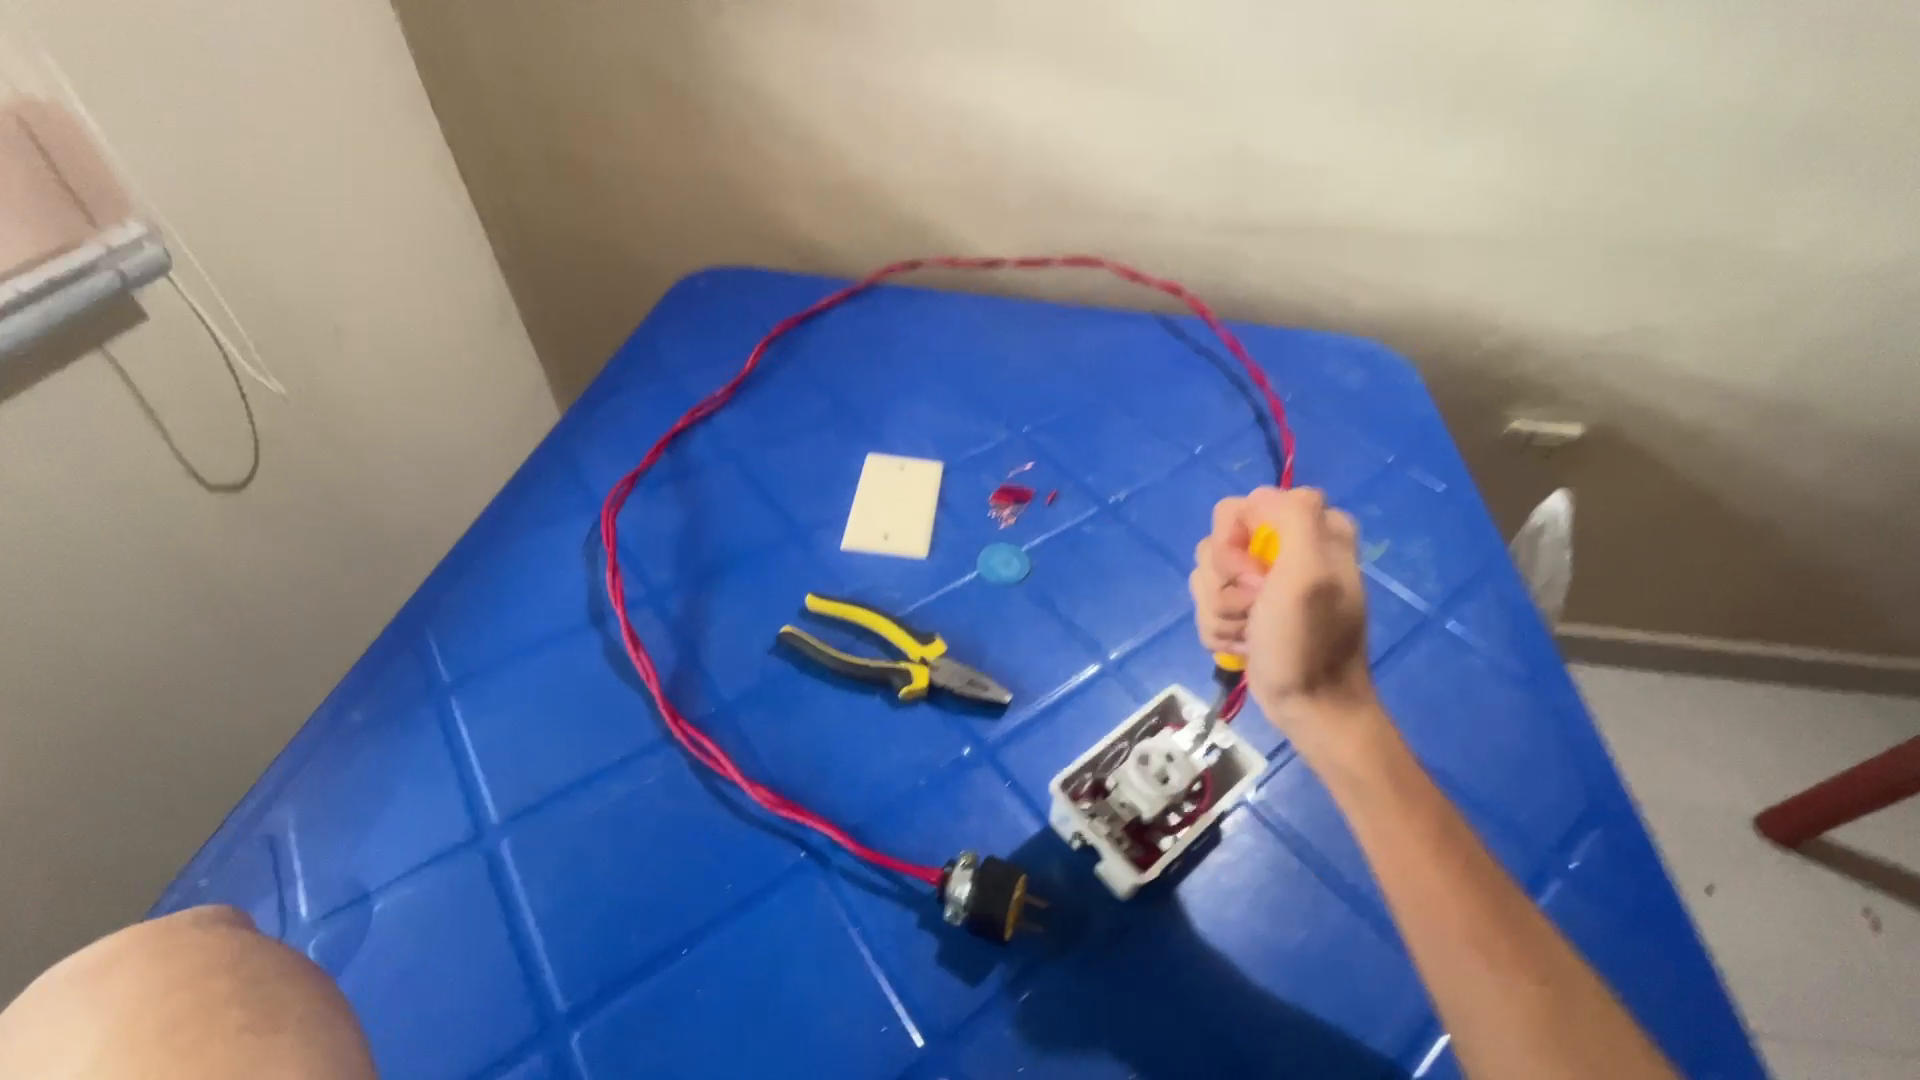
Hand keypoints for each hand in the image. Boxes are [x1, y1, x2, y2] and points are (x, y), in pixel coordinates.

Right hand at [1192, 487, 1376, 751]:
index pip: (1241, 506)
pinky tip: (1245, 646)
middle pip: (1216, 543)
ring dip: (1221, 612)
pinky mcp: (1245, 609)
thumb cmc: (1308, 641)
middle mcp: (1285, 547)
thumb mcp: (1310, 571)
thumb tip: (1255, 500)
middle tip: (1256, 608)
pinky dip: (1219, 630)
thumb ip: (1292, 515)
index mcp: (1310, 527)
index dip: (1235, 541)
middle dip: (1225, 583)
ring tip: (1251, 633)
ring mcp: (1262, 581)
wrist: (1309, 705)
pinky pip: (1205, 605)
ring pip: (1205, 576)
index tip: (1257, 576)